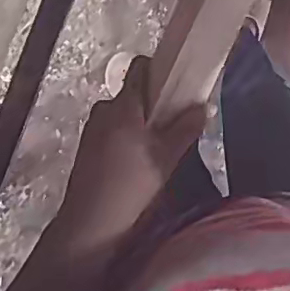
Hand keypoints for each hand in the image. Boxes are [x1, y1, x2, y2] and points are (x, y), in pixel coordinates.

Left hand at [35, 55, 208, 266]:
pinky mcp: (87, 148)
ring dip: (140, 123)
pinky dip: (127, 137)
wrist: (91, 222)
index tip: (176, 82)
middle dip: (152, 103)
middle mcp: (103, 110)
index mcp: (122, 105)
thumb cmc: (131, 185)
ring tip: (158, 147)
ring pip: (122, 114)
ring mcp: (92, 128)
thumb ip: (185, 128)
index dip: (158, 69)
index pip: (139, 68)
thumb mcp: (166, 157)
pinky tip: (138, 161)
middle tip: (174, 121)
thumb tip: (202, 106)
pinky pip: (112, 130)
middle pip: (133, 93)